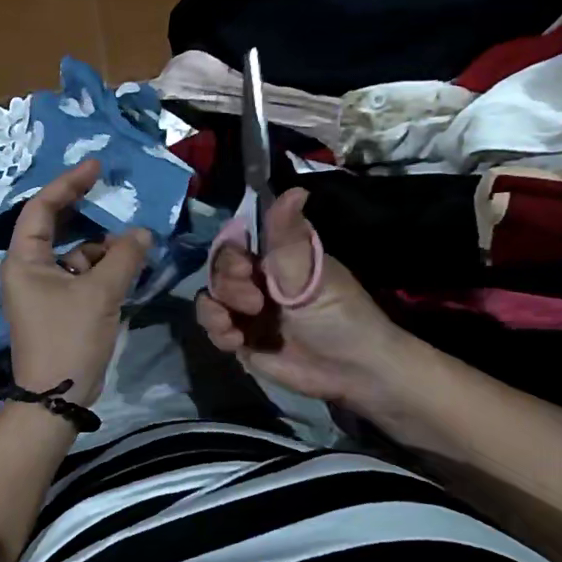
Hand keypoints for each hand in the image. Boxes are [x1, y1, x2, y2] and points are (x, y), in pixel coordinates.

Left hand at [2, 159, 151, 407]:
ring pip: (75, 254)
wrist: (59, 396)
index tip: (96, 167)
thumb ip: (123, 257)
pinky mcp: (60, 307)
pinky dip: (104, 269)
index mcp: (24, 259)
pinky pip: (82, 275)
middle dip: (88, 213)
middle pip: (58, 227)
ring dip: (103, 247)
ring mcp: (44, 289)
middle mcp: (29, 269)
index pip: (42, 208)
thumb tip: (142, 232)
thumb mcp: (100, 294)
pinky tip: (128, 267)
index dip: (69, 183)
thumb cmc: (69, 338)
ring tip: (134, 244)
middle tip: (115, 195)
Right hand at [194, 188, 410, 407]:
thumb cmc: (340, 316)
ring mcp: (249, 308)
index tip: (244, 265)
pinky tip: (236, 342)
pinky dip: (217, 331)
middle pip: (219, 267)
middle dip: (227, 282)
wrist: (351, 372)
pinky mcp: (242, 337)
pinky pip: (213, 326)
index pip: (238, 238)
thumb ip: (288, 238)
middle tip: (253, 302)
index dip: (230, 249)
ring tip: (240, 324)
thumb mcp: (311, 276)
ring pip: (211, 295)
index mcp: (279, 255)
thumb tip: (295, 188)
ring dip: (216, 308)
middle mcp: (260, 277)